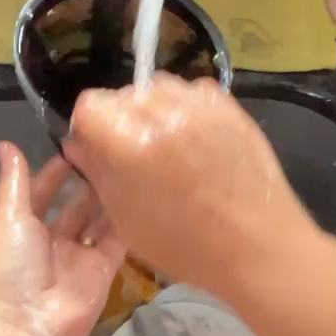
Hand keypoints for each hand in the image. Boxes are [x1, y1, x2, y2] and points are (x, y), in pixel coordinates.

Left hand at [0, 142, 126, 335]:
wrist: (32, 324)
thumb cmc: (12, 267)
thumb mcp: (8, 218)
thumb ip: (14, 182)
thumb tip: (6, 143)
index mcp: (24, 228)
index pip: (41, 192)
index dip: (56, 171)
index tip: (77, 144)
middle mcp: (52, 241)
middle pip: (74, 206)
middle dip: (87, 183)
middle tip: (111, 153)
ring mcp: (80, 256)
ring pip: (97, 221)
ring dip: (108, 199)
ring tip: (129, 167)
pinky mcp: (104, 269)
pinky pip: (117, 241)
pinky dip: (128, 222)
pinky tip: (142, 195)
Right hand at [64, 75, 312, 296]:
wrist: (257, 245)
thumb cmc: (185, 244)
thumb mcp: (126, 218)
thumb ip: (98, 172)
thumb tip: (78, 144)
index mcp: (128, 138)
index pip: (90, 105)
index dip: (89, 130)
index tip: (100, 154)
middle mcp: (162, 108)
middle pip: (124, 96)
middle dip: (122, 122)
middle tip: (137, 160)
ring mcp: (198, 102)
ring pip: (158, 90)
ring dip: (154, 114)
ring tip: (170, 153)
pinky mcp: (228, 104)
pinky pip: (191, 96)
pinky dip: (185, 114)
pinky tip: (197, 148)